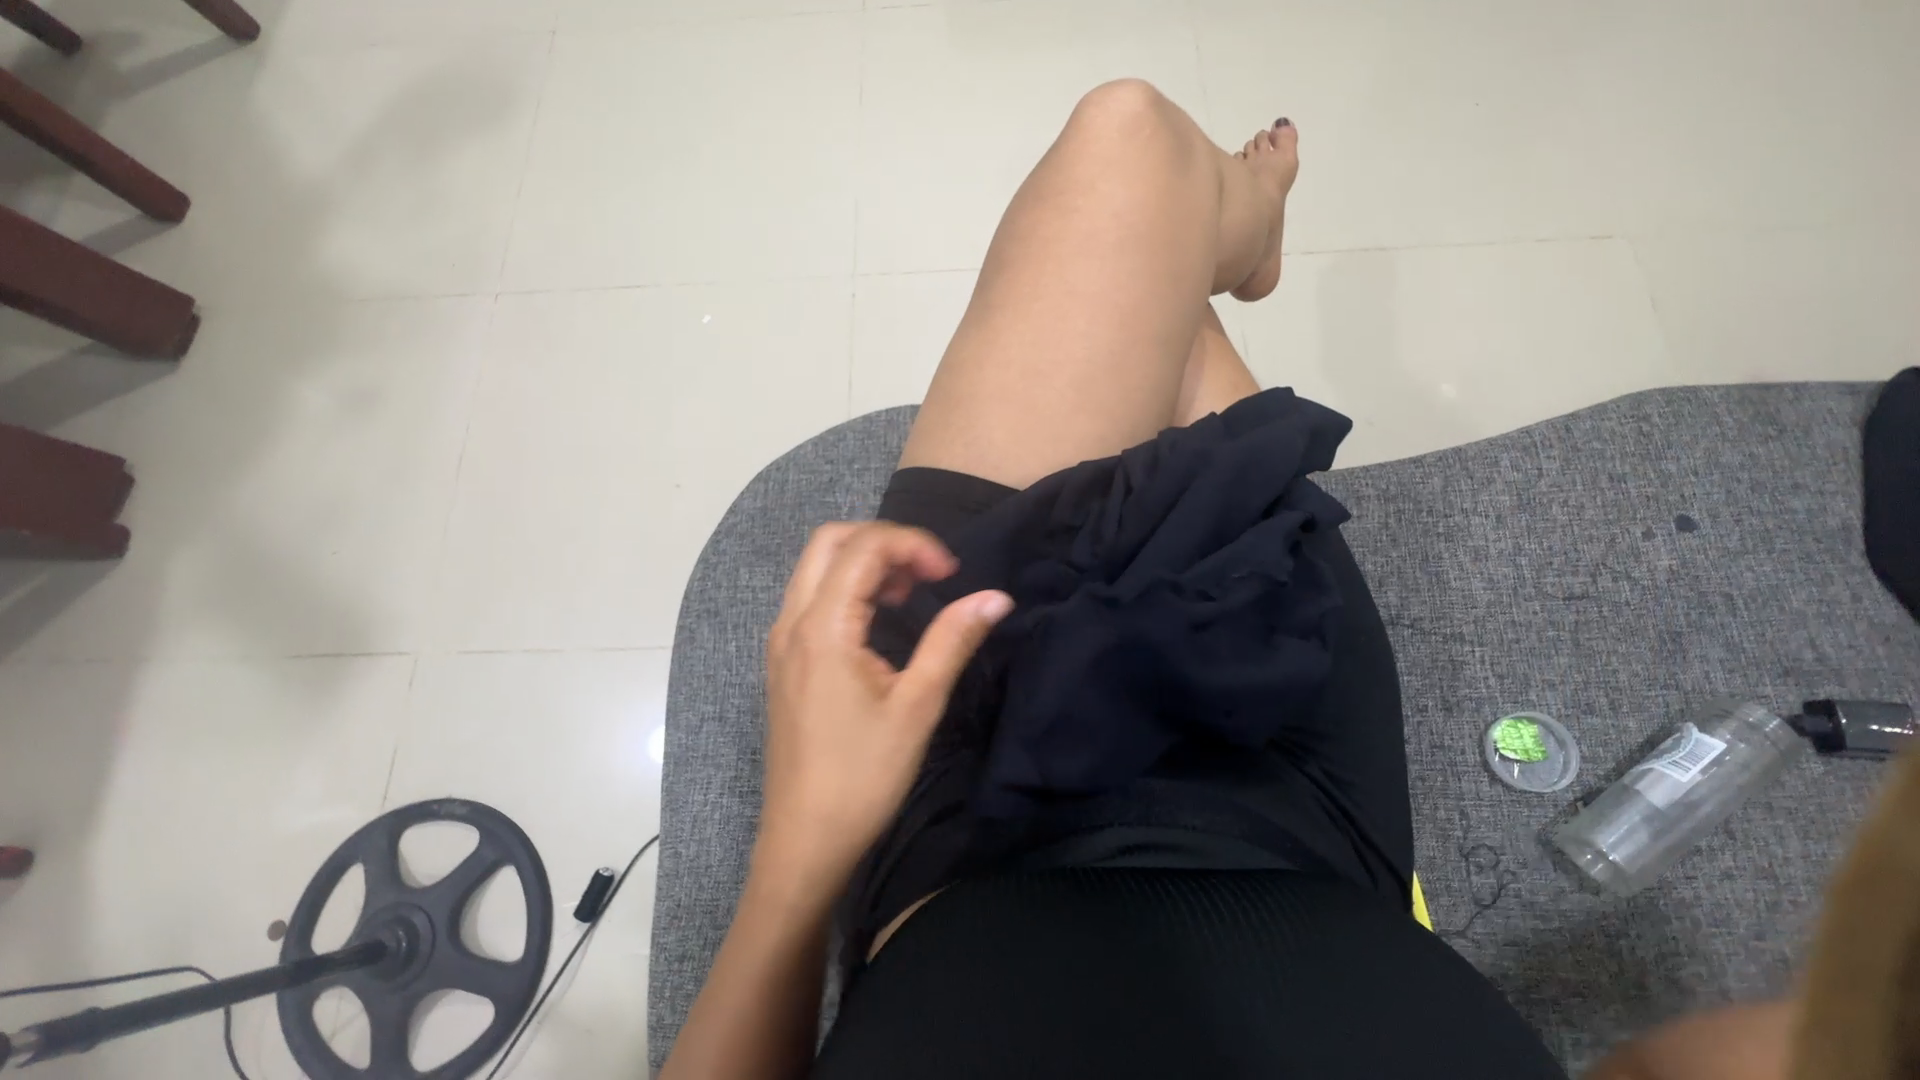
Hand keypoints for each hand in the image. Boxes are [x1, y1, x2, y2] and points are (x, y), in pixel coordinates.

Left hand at [755, 522, 1012, 892]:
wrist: (805, 841)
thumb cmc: (864, 777)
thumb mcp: (918, 706)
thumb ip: (952, 641)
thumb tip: (995, 597)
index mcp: (822, 627)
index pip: (863, 548)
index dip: (913, 545)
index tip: (952, 574)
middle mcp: (791, 623)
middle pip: (830, 542)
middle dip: (884, 542)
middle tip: (928, 574)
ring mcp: (781, 642)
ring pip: (816, 568)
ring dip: (864, 563)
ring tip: (909, 595)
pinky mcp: (783, 662)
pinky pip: (811, 598)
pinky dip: (846, 588)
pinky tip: (880, 621)